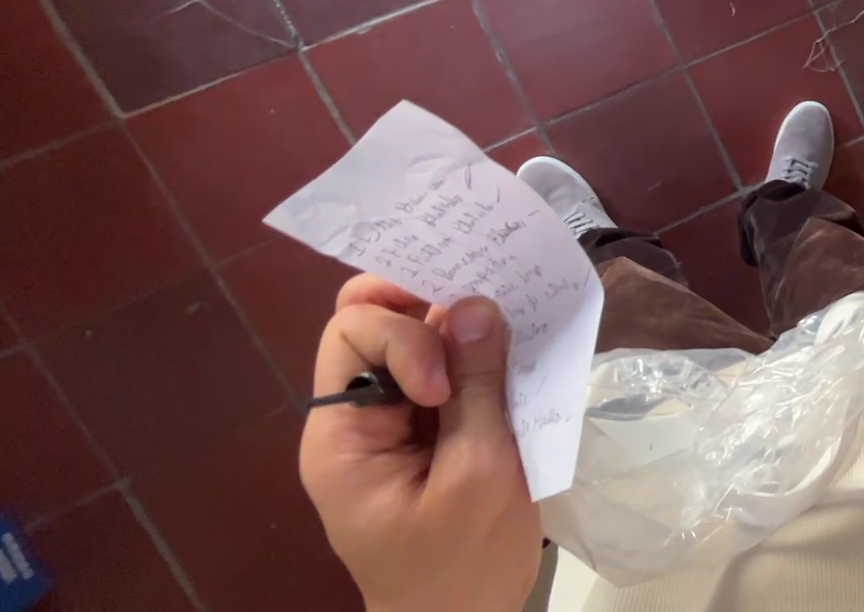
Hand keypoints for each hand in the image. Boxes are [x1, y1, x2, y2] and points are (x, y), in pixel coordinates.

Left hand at [299, 276, 540, 611]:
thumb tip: (477, 301)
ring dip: (464, 322)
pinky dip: (483, 347)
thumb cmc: (464, 561)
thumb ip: (480, 385)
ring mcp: (399, 419)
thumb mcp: (481, 472)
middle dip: (428, 301)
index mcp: (346, 435)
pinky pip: (452, 363)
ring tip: (512, 328)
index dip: (407, 336)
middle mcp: (362, 415)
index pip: (355, 334)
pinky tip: (517, 351)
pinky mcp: (436, 424)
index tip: (447, 385)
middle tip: (482, 316)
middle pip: (375, 321)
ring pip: (418, 335)